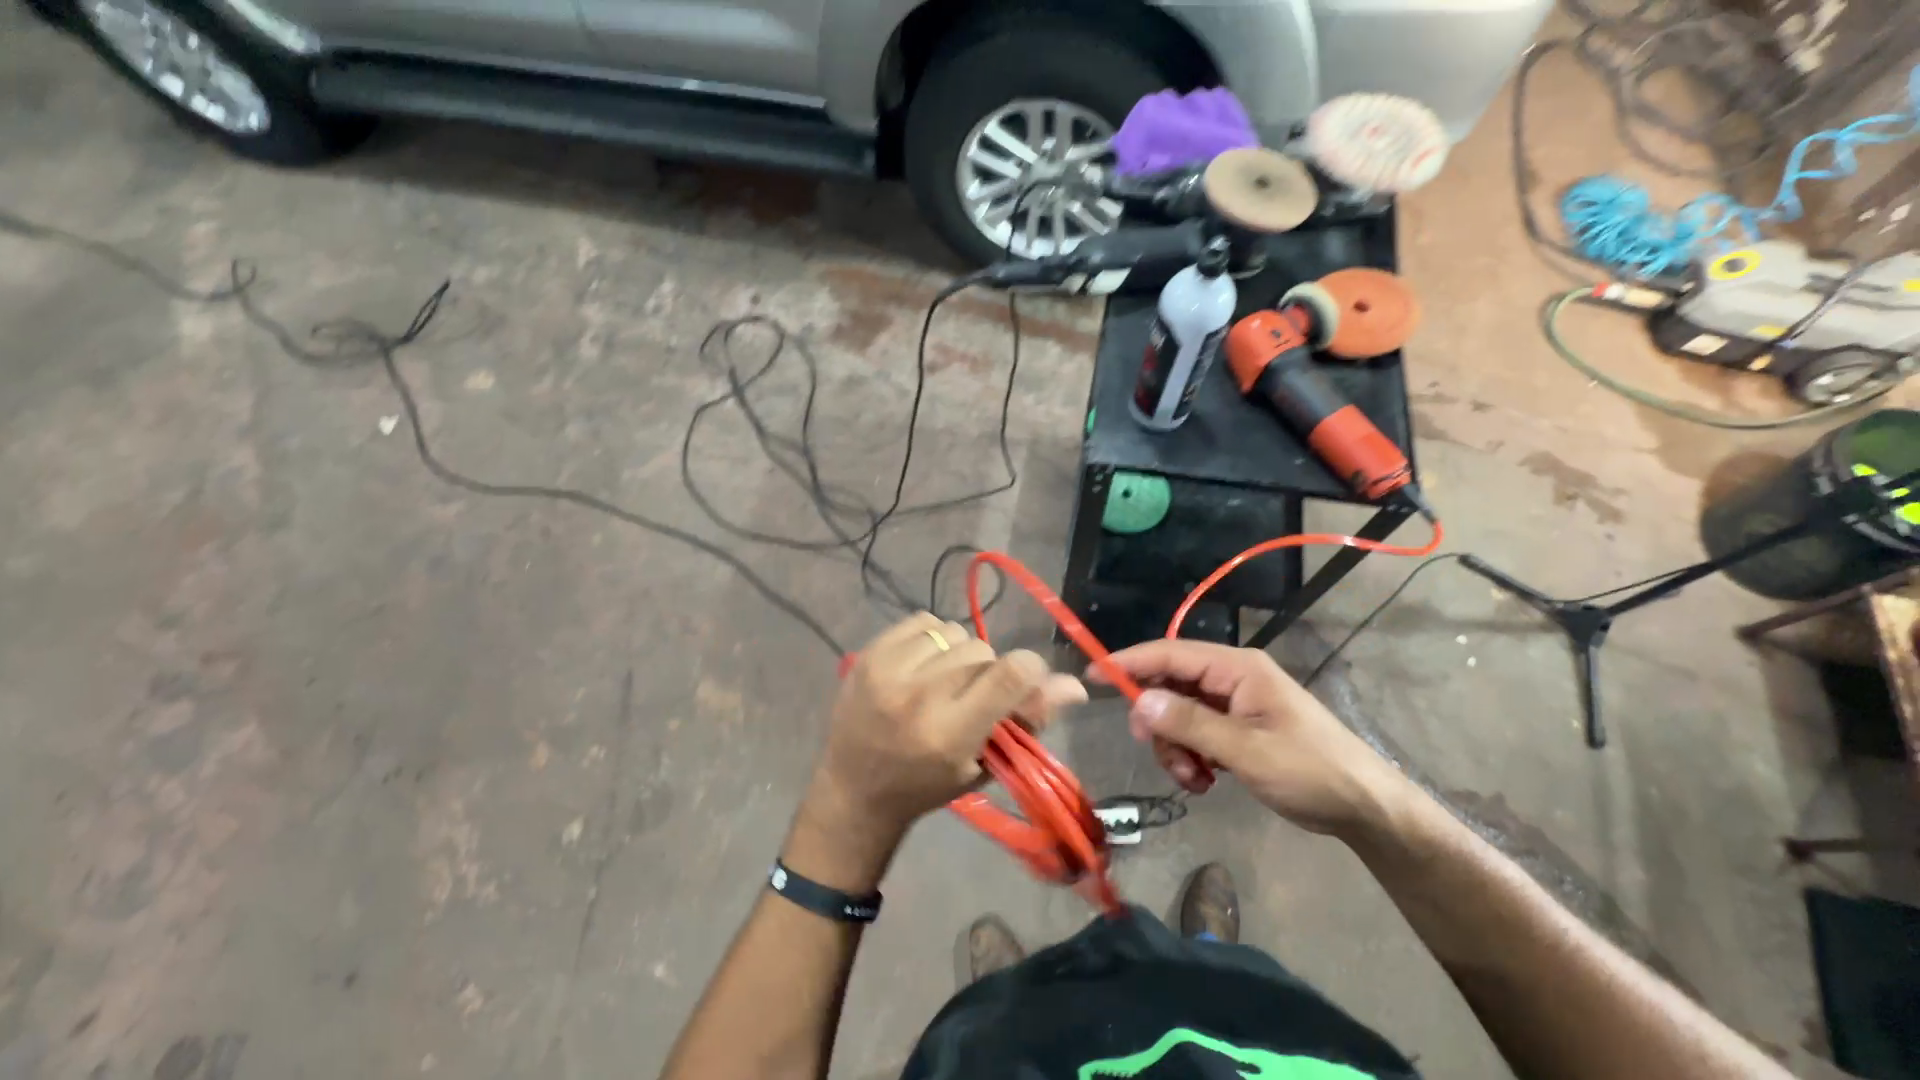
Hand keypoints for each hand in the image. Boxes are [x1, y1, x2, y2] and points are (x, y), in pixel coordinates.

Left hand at [814, 612, 1086, 832]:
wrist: (854, 789)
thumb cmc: (926, 786)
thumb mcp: (983, 765)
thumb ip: (1028, 722)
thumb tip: (1075, 685)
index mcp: (950, 733)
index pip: (1009, 675)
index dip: (1029, 670)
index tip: (1024, 681)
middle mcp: (918, 696)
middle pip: (982, 650)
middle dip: (988, 669)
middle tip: (973, 696)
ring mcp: (888, 670)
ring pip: (954, 631)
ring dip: (959, 653)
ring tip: (945, 680)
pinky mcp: (869, 653)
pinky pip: (923, 620)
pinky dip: (933, 638)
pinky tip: (925, 664)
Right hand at [1091, 640, 1411, 836]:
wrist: (1364, 806)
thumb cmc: (1311, 771)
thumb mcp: (1247, 751)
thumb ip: (1191, 724)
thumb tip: (1140, 701)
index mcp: (1238, 669)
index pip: (1170, 654)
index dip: (1129, 662)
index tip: (1092, 676)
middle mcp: (1233, 678)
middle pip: (1170, 685)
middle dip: (1159, 722)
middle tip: (1162, 754)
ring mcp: (1237, 704)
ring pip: (1179, 714)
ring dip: (1176, 748)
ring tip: (1196, 781)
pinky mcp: (1240, 728)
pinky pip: (1197, 733)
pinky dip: (1192, 757)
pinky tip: (1207, 782)